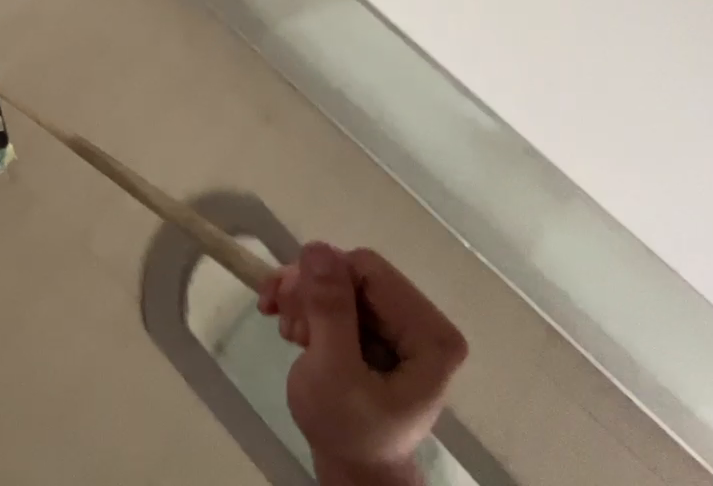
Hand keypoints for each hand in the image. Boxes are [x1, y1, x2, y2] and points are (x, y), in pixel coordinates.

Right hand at [258, 242, 467, 485]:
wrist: (352, 463)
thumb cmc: (349, 426)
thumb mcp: (334, 371)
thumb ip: (330, 310)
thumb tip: (317, 247)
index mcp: (430, 334)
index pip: (368, 269)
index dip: (321, 280)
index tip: (289, 309)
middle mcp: (420, 321)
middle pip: (349, 271)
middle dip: (306, 291)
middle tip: (282, 321)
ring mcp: (397, 324)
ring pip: (334, 278)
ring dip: (299, 298)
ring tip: (286, 331)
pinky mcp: (374, 327)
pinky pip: (331, 293)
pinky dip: (301, 304)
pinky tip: (286, 325)